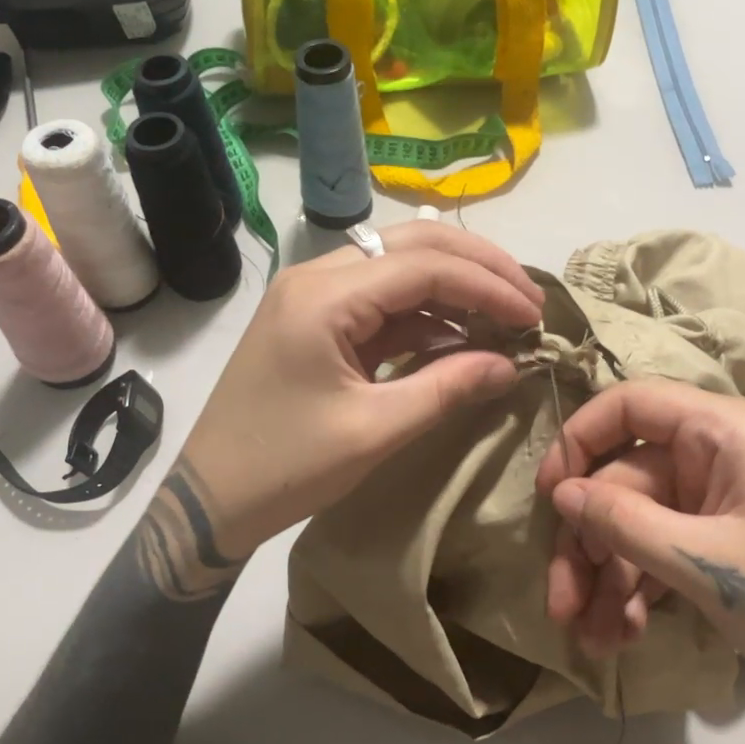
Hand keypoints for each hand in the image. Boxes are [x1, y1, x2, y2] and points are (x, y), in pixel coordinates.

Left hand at [182, 222, 543, 559]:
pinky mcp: (313, 321)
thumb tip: (510, 364)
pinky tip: (458, 335)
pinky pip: (378, 301)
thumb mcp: (374, 431)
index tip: (534, 316)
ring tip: (503, 317)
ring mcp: (310, 296)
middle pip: (412, 245)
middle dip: (476, 267)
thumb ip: (446, 388)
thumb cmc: (287, 467)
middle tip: (527, 300)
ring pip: (396, 266)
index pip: (424, 266)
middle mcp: (315, 278)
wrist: (211, 498)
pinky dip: (421, 313)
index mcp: (323, 297)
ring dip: (451, 287)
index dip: (487, 286)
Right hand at [535, 380, 744, 732]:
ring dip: (611, 580)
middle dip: (591, 546)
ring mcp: (728, 501)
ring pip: (642, 523)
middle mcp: (725, 454)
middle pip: (628, 481)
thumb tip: (562, 494)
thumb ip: (624, 522)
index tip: (549, 497)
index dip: (580, 441)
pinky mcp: (731, 542)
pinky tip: (622, 635)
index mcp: (729, 430)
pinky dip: (643, 589)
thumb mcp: (707, 564)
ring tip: (591, 639)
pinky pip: (669, 550)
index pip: (632, 403)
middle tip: (560, 606)